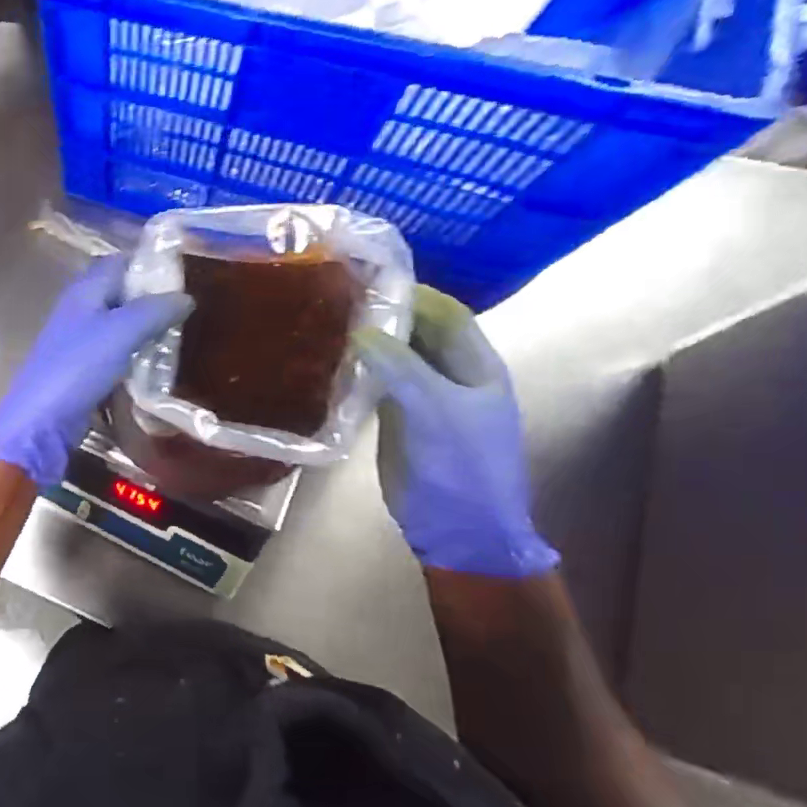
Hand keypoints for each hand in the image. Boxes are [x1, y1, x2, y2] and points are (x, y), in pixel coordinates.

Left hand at [0, 255, 191, 487]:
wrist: (41, 421)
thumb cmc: (78, 368)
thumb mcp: (122, 333)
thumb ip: (154, 311)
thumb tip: (185, 298)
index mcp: (84, 291)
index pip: (119, 263)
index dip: (148, 265)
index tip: (181, 277)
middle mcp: (79, 311)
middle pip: (120, 296)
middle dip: (152, 302)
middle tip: (185, 312)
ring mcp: (79, 342)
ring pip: (119, 327)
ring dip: (145, 332)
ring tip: (177, 338)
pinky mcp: (82, 371)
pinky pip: (115, 356)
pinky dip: (134, 358)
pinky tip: (155, 367)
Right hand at [357, 286, 558, 578]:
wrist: (459, 529)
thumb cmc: (461, 466)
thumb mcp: (436, 411)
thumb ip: (402, 368)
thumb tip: (363, 332)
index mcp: (476, 367)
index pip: (448, 315)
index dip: (416, 293)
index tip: (373, 277)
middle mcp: (452, 377)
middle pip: (420, 334)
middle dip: (387, 315)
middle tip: (341, 298)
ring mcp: (425, 401)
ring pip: (398, 360)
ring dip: (371, 344)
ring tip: (330, 324)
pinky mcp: (401, 422)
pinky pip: (381, 387)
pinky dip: (361, 373)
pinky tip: (334, 365)